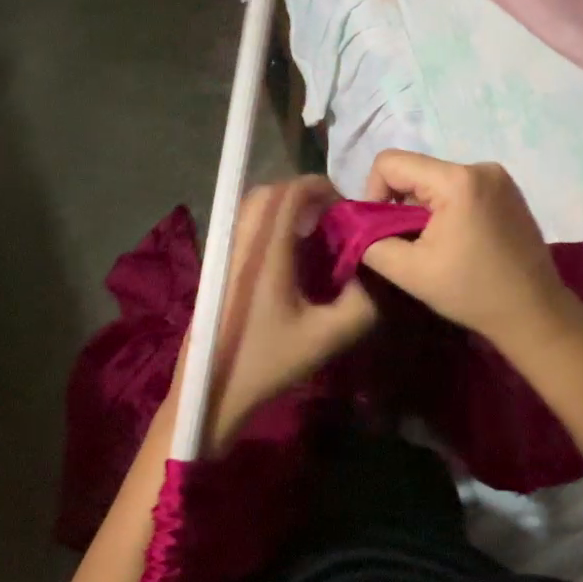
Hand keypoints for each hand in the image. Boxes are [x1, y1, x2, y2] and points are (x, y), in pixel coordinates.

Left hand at [190, 176, 377, 453]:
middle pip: (266, 195)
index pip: (288, 194)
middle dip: (302, 195)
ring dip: (284, 213)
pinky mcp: (219, 273)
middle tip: (332, 216)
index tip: (346, 202)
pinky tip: (292, 261)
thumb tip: (373, 277)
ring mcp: (224, 257)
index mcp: (264, 253)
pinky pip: (245, 232)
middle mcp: (239, 245)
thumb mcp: (326, 338)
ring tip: (316, 236)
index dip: (319, 187)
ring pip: (252, 213)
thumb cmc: (267, 363)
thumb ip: (361, 305)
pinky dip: (269, 230)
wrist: (209, 395)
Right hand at [360, 150, 571, 348]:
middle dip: (401, 205)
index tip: (381, 230)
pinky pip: (460, 188)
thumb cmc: (471, 292)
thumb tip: (355, 226)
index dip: (373, 193)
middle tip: (409, 245)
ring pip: (436, 181)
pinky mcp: (509, 191)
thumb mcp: (409, 271)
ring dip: (424, 209)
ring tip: (435, 247)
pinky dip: (447, 210)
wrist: (533, 312)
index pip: (390, 162)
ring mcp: (499, 177)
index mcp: (457, 180)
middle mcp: (480, 166)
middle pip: (415, 171)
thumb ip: (370, 242)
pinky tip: (457, 243)